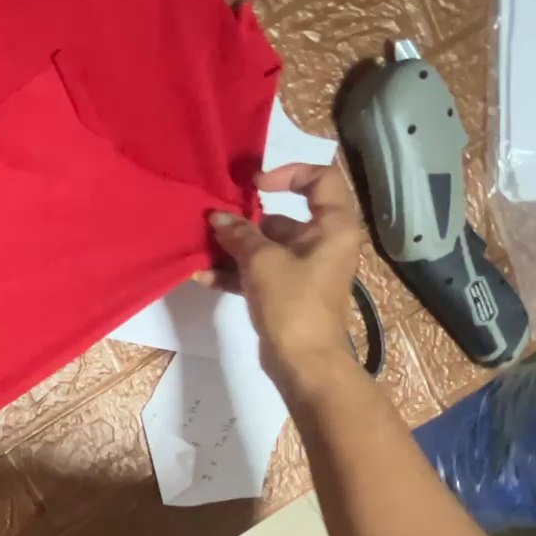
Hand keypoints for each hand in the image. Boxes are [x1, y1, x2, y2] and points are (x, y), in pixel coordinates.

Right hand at [201, 162, 366, 397]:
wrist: (303, 361)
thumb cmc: (292, 303)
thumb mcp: (262, 263)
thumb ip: (239, 235)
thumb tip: (217, 217)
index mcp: (332, 225)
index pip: (320, 179)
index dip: (288, 173)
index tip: (255, 186)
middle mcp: (322, 242)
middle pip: (283, 218)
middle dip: (246, 221)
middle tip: (215, 221)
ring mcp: (303, 269)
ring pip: (266, 248)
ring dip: (234, 249)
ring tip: (202, 249)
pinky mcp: (286, 293)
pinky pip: (259, 273)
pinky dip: (235, 273)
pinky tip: (204, 276)